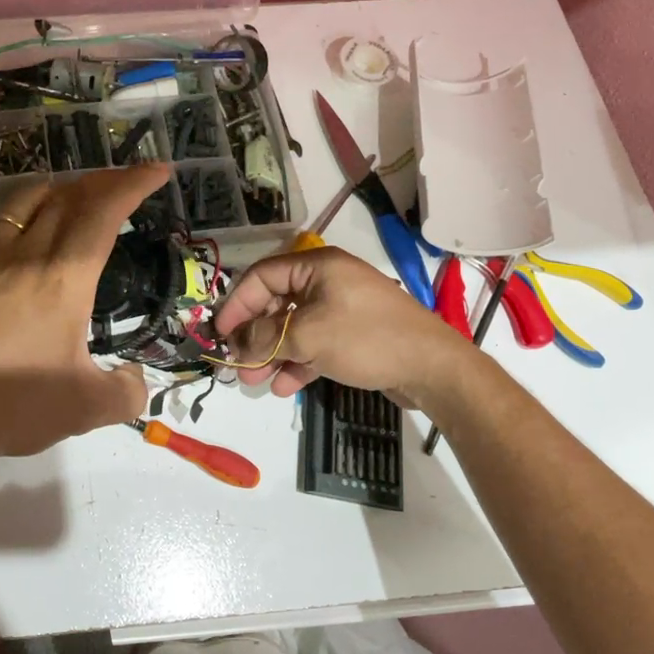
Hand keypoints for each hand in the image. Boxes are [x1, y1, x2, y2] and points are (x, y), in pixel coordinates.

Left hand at [0, 162, 168, 470]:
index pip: (103, 212)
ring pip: (27, 202)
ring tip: (77, 197)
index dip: (132, 184)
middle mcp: (26, 256)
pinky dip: (24, 215)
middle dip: (104, 180)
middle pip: (68, 197)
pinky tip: (25, 239)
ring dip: (61, 190)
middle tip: (126, 182)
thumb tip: (136, 380)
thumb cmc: (13, 407)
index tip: (156, 170)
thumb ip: (125, 392)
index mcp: (64, 279)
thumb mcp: (86, 409)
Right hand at [212, 246, 478, 407]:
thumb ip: (265, 337)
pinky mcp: (353, 337)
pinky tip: (284, 387)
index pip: (262, 277)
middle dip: (254, 335)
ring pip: (293, 328)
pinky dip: (297, 362)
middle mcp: (327, 282)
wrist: (433, 368)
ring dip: (272, 353)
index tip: (220, 333)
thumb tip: (236, 344)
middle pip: (275, 303)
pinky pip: (314, 344)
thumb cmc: (367, 338)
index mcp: (317, 267)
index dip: (237, 304)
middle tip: (237, 362)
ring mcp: (342, 310)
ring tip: (255, 381)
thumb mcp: (308, 335)